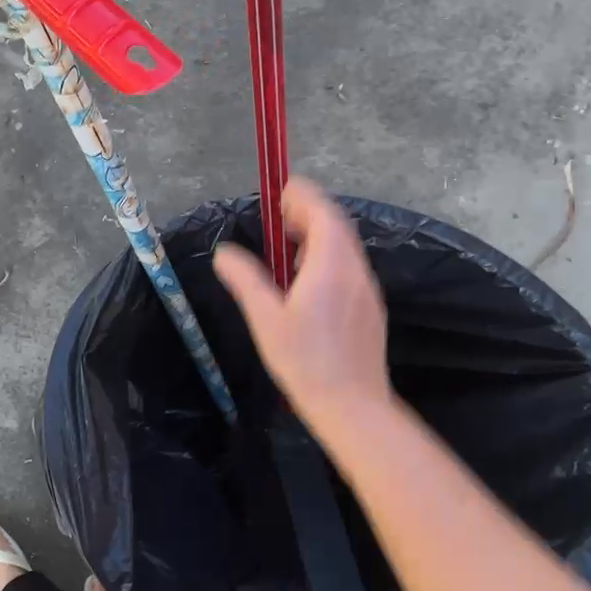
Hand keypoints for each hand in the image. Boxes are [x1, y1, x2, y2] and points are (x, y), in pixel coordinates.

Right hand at [212, 177, 391, 428]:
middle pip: (338, 229)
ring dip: (316, 234)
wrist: (351, 403)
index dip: (306, 197)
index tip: (282, 187)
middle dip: (309, 212)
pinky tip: (302, 274)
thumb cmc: (304, 359)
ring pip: (344, 249)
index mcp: (331, 269)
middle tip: (278, 209)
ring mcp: (365, 292)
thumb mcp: (264, 317)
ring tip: (286, 238)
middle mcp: (355, 273)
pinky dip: (324, 255)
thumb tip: (225, 252)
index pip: (325, 217)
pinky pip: (346, 267)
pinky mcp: (365, 308)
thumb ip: (245, 279)